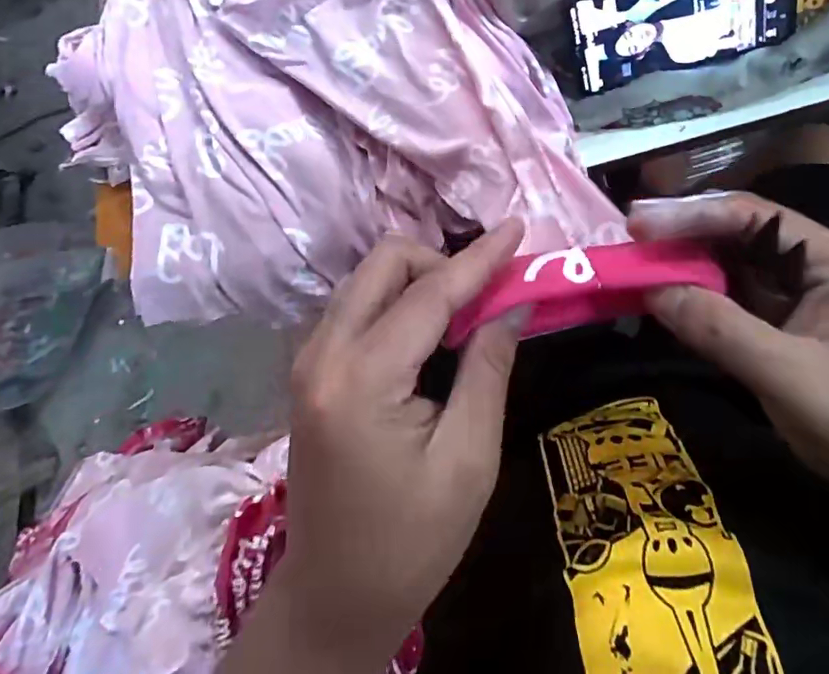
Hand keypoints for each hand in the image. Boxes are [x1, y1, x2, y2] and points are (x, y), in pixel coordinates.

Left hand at [230, 222, 526, 672]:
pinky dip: (401, 300)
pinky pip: (360, 306)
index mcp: (361, 379)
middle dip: (443, 262)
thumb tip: (513, 302)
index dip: (480, 258)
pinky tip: (433, 332)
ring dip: (422, 280)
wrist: (334, 599)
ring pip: (370, 279)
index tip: (518, 228)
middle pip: (385, 263)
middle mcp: (323, 354)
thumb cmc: (412, 540)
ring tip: (469, 312)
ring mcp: (309, 360)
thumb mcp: (468, 457)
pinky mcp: (312, 371)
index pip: (430, 293)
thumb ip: (488, 367)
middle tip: (490, 293)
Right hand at [629, 193, 828, 525]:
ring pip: (735, 270)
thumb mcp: (791, 377)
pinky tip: (669, 302)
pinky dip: (702, 301)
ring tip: (637, 264)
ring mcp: (802, 301)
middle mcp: (814, 268)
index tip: (638, 225)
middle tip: (628, 239)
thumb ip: (720, 329)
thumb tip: (653, 290)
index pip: (750, 217)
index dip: (691, 215)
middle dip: (684, 235)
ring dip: (688, 267)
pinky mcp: (790, 333)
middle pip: (739, 236)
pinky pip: (738, 305)